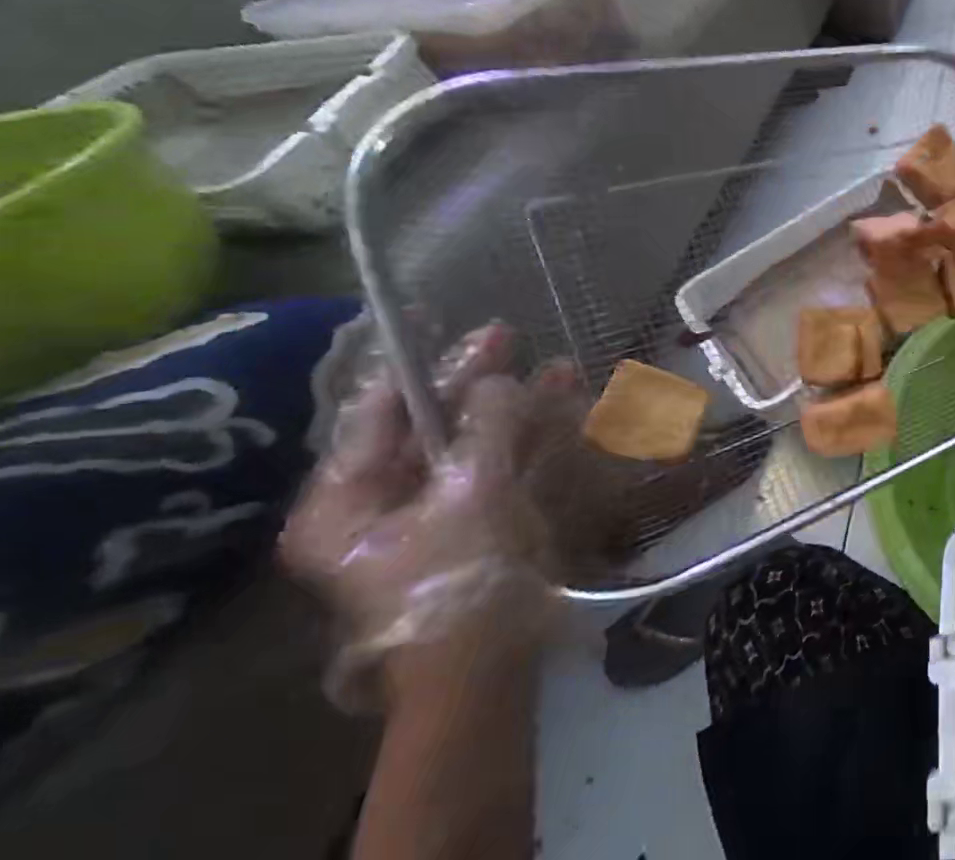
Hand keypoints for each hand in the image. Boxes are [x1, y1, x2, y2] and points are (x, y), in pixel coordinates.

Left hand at [281, 324, 559, 697]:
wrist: (488, 671)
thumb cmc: (461, 578)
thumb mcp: (470, 494)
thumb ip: (484, 428)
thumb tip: (498, 381)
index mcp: (346, 502)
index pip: (376, 415)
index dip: (416, 365)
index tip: (448, 323)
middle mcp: (382, 508)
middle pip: (433, 429)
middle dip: (479, 386)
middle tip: (512, 338)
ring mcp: (436, 522)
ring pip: (478, 450)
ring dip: (520, 413)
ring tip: (563, 371)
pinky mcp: (479, 534)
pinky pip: (505, 477)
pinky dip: (535, 448)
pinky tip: (570, 417)